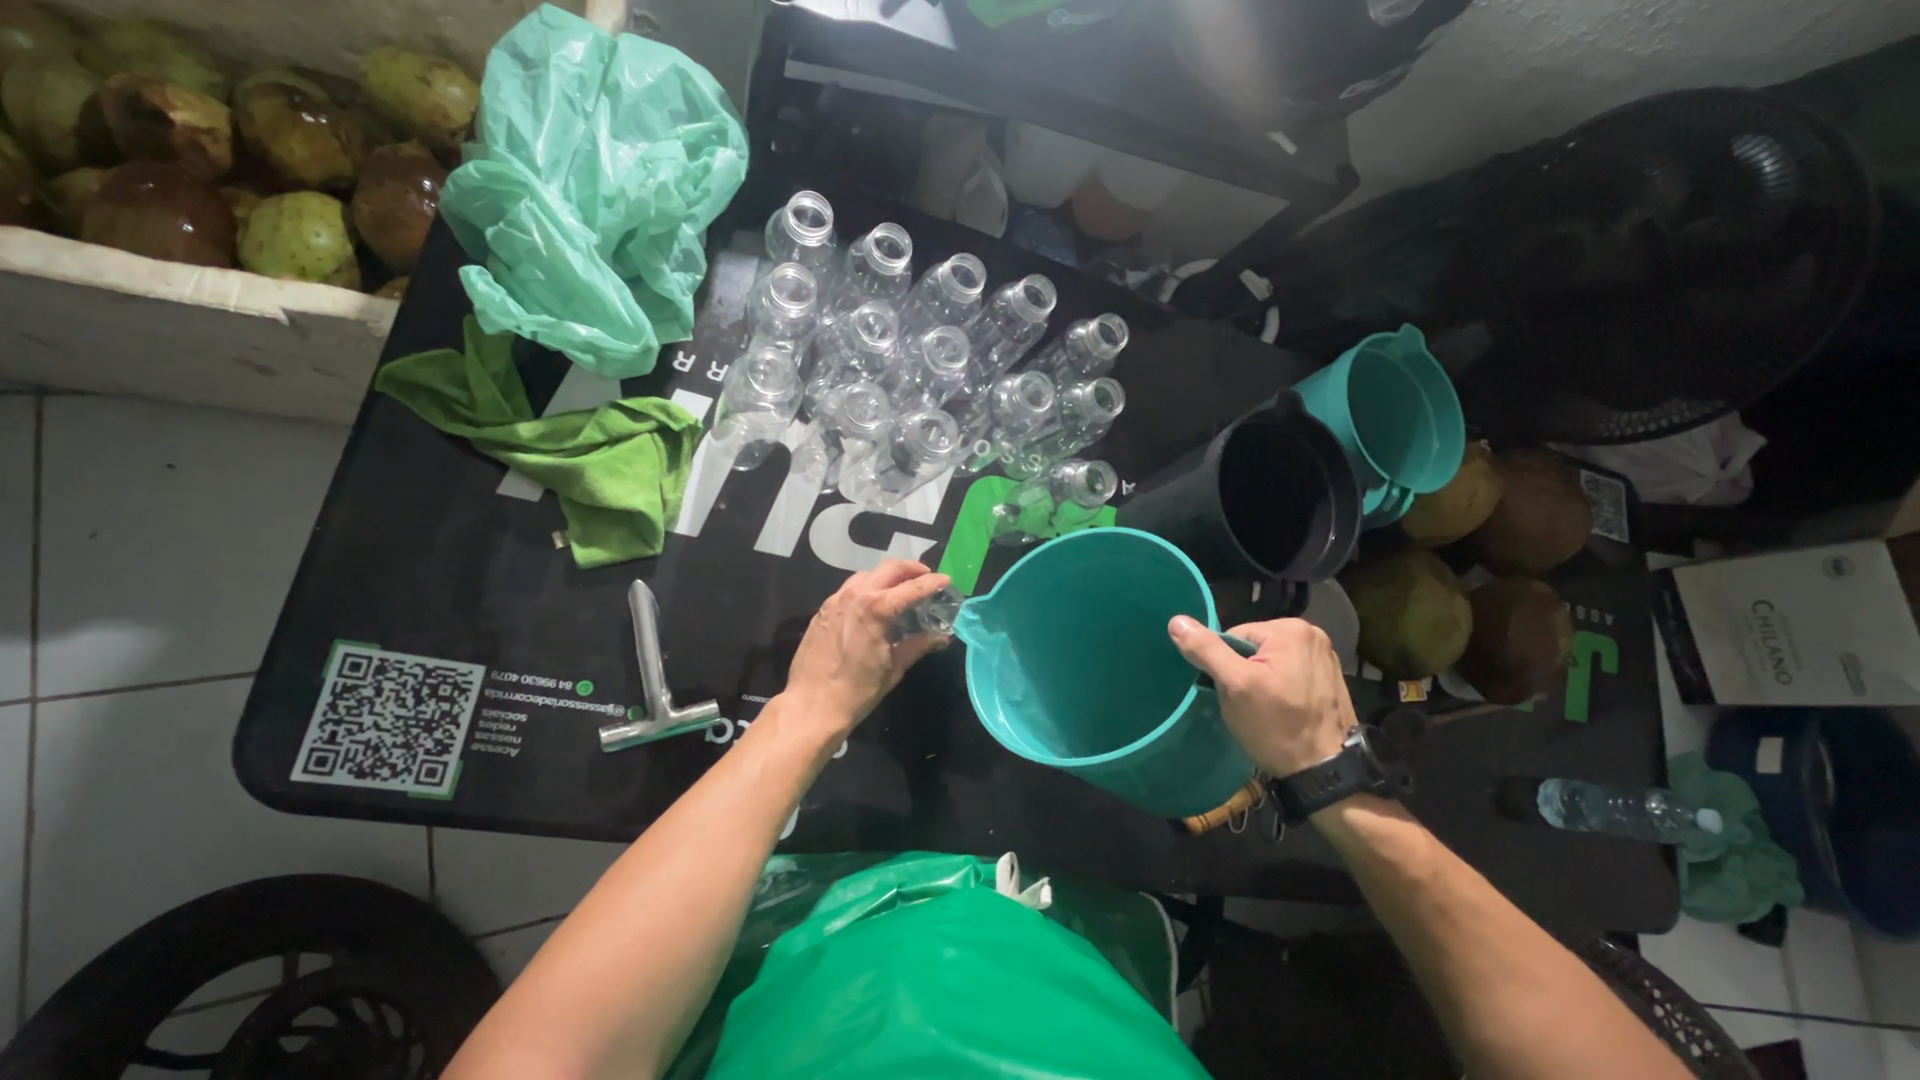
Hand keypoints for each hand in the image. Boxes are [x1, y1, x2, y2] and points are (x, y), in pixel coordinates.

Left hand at [782, 560, 951, 735]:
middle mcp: (856, 596)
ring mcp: (836, 601)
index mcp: (877, 608)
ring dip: (887, 575)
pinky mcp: (823, 610)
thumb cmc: (857, 690)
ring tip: (900, 588)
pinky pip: (849, 589)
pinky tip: (872, 603)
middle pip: (889, 569)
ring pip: (867, 575)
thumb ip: (917, 646)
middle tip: (925, 577)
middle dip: (911, 569)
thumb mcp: (894, 668)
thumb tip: (940, 637)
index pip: (912, 587)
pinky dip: (867, 588)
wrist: (812, 704)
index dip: (932, 582)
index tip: (946, 580)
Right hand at [1168, 615, 1355, 778]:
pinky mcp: (1329, 677)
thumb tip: (1177, 621)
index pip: (1234, 637)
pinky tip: (1283, 710)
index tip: (1233, 693)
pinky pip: (1289, 673)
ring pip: (1270, 662)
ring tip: (1266, 710)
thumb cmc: (1277, 727)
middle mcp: (1312, 634)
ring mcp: (1324, 656)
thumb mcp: (1235, 687)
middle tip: (1248, 705)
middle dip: (1244, 673)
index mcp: (1291, 628)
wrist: (1325, 771)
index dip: (1225, 666)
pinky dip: (1280, 689)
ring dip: (1261, 681)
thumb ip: (1206, 650)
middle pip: (1253, 648)